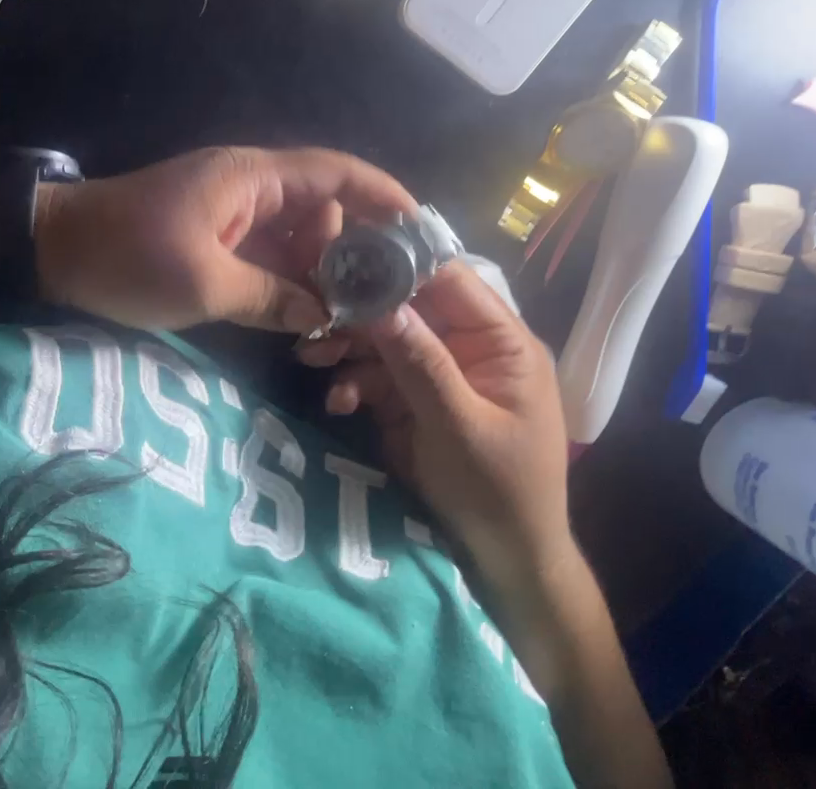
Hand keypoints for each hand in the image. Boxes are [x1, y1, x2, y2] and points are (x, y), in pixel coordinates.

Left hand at [35, 146, 418, 332]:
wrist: (52, 252)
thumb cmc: (127, 257)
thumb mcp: (205, 283)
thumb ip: (273, 298)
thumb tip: (325, 314)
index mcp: (252, 178)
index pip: (337, 175)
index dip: (384, 198)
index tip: (422, 234)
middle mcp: (249, 189)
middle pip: (323, 212)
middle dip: (355, 252)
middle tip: (383, 302)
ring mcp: (230, 216)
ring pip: (296, 240)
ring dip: (320, 275)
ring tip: (347, 320)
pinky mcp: (212, 241)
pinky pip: (265, 257)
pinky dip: (287, 283)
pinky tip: (304, 318)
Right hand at [300, 260, 573, 587]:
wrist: (504, 558)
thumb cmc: (499, 490)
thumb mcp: (459, 426)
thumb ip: (421, 363)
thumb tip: (380, 303)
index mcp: (502, 342)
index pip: (450, 281)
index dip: (401, 264)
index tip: (345, 257)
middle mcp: (470, 347)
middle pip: (408, 309)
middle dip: (360, 316)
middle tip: (315, 322)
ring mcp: (440, 374)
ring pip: (384, 342)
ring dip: (347, 351)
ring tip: (311, 359)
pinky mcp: (414, 400)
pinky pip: (377, 378)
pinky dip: (353, 387)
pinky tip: (338, 405)